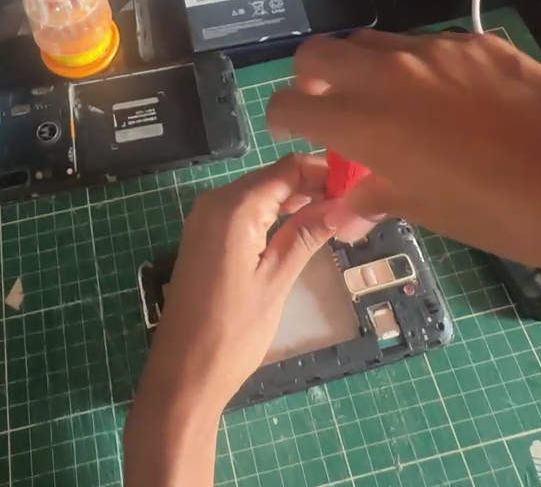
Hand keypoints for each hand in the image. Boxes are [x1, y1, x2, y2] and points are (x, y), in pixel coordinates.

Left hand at [124, 154, 372, 484]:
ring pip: (260, 192)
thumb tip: (344, 204)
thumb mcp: (276, 281)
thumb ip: (306, 235)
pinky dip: (273, 213)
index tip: (358, 182)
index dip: (324, 170)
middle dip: (313, 184)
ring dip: (295, 199)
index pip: (287, 169)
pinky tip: (300, 226)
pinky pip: (245, 209)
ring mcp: (206, 216)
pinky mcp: (205, 233)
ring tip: (336, 213)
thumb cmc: (232, 332)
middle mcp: (216, 200)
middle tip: (354, 201)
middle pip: (273, 177)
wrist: (183, 372)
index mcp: (234, 207)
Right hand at [266, 30, 540, 295]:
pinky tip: (447, 101)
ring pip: (369, 42)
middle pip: (316, 52)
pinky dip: (411, 67)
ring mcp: (433, 49)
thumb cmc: (509, 218)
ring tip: (389, 105)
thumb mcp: (429, 213)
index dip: (281, 118)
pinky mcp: (473, 40)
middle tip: (330, 109)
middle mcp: (388, 73)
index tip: (292, 131)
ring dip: (361, 69)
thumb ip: (374, 195)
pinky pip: (421, 45)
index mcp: (366, 122)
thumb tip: (346, 201)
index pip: (290, 104)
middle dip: (309, 80)